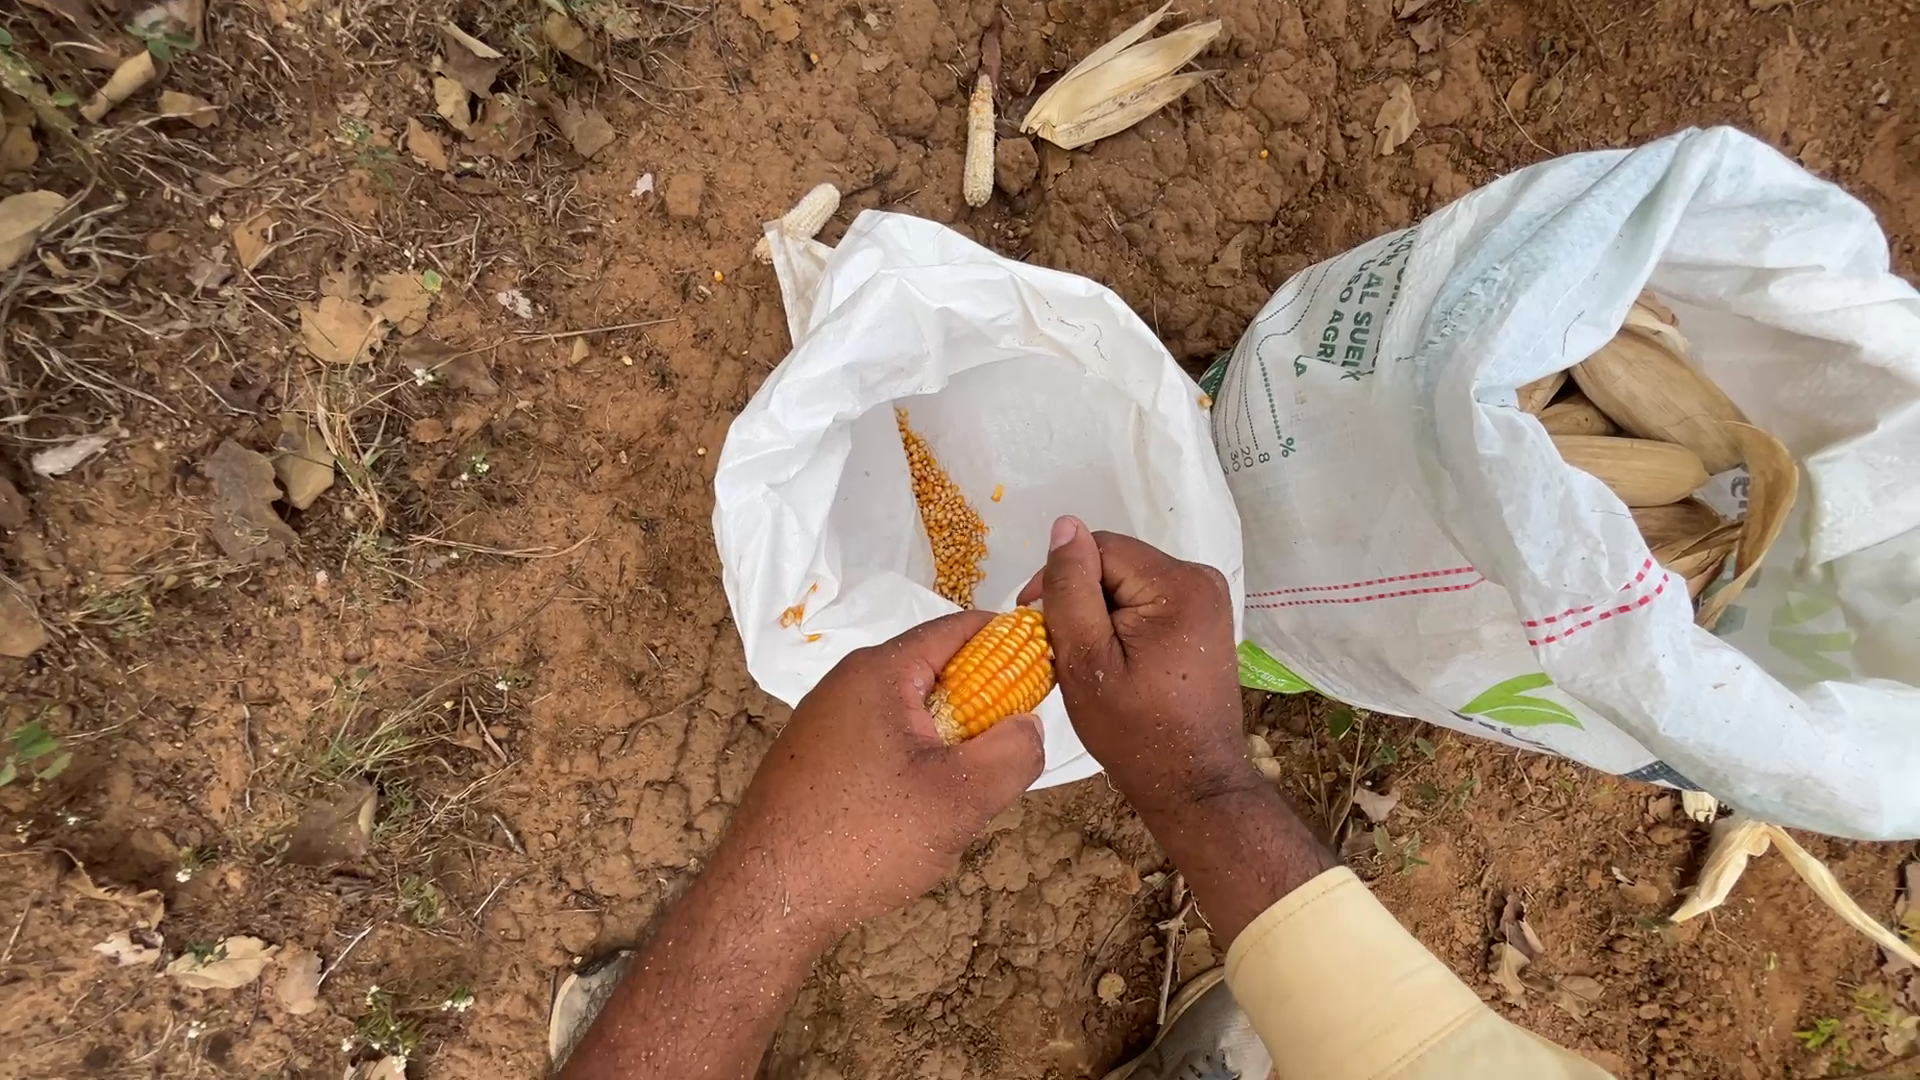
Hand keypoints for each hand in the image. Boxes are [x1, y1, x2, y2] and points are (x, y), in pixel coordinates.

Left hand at [715, 611, 1044, 934]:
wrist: (764, 900)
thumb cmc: (866, 837)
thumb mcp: (961, 798)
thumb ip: (1013, 752)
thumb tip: (1027, 723)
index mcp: (882, 671)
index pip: (959, 629)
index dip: (1007, 643)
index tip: (1039, 674)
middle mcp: (848, 681)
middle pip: (936, 674)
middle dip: (977, 709)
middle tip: (996, 757)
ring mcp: (826, 719)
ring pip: (911, 714)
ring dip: (944, 746)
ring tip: (952, 800)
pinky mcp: (815, 755)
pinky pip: (882, 741)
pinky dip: (911, 764)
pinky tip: (909, 816)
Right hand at [1020, 516, 1257, 816]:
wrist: (1191, 782)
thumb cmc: (1133, 729)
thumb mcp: (1085, 657)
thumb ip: (1071, 586)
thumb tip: (1064, 525)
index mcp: (1177, 584)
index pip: (1099, 548)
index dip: (1060, 577)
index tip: (1037, 621)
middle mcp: (1200, 578)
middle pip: (1115, 563)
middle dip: (1080, 597)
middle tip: (1061, 647)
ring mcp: (1206, 599)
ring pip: (1127, 582)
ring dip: (1098, 611)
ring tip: (1085, 655)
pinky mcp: (1203, 618)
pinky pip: (1146, 600)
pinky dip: (1120, 621)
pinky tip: (1112, 657)